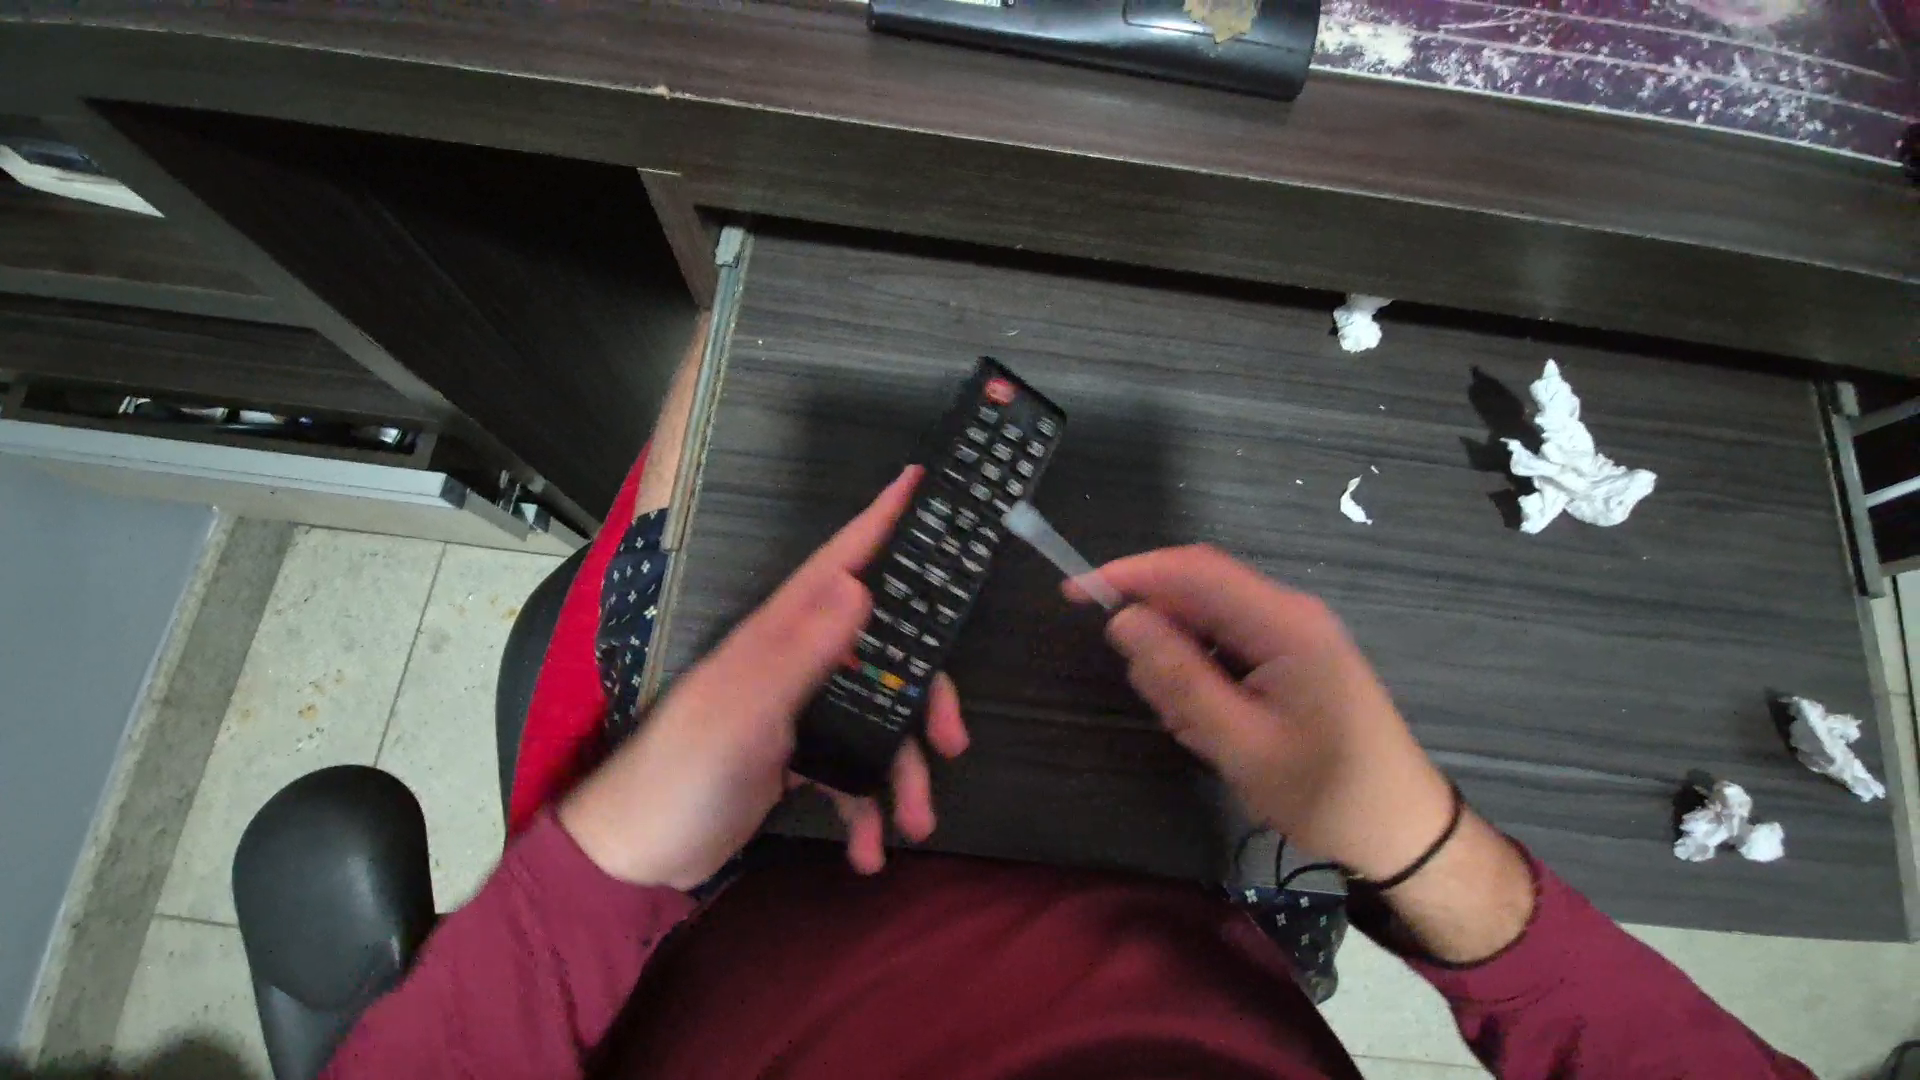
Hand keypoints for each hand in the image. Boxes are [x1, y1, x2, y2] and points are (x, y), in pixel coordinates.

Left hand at [560, 467, 969, 889]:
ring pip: (877, 720)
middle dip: (924, 696)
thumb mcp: (745, 711)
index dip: (880, 520)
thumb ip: (802, 651)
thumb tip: (860, 586)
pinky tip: (869, 850)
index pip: (840, 562)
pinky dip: (867, 811)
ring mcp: (800, 710)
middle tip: (951, 740)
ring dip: (901, 772)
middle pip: (882, 653)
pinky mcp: (800, 757)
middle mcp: (796, 661)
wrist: (637, 855)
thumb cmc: (683, 772)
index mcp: (781, 634)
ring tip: (914, 824)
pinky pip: (852, 772)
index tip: (921, 481)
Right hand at [1066, 545, 1453, 880]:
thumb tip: (1123, 620)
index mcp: (1282, 622)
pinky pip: (1221, 648)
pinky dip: (1199, 678)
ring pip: (1202, 624)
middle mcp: (1284, 613)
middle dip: (1157, 638)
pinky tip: (1212, 724)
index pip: (1191, 571)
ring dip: (1179, 667)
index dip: (1129, 572)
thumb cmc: (1325, 793)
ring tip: (1198, 728)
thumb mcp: (1240, 743)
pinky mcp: (1285, 656)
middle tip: (1163, 704)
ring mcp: (1287, 634)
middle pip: (1194, 594)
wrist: (1403, 830)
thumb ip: (1178, 676)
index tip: (1075, 594)